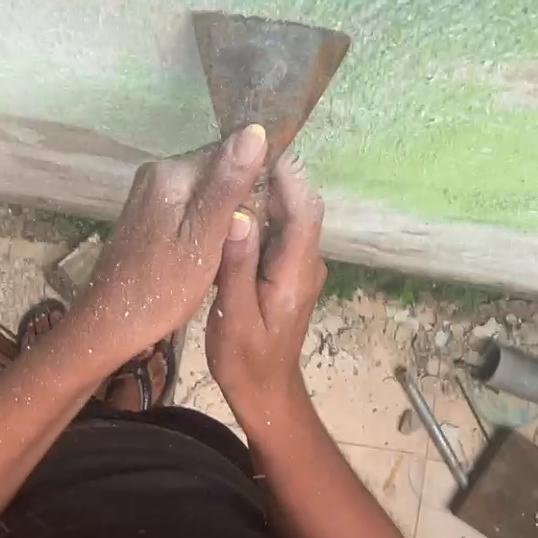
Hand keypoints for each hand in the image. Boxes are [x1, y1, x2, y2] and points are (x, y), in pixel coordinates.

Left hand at [72, 124, 268, 361]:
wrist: (111, 324)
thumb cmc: (161, 288)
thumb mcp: (204, 237)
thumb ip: (228, 184)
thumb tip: (255, 130)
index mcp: (171, 172)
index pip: (229, 153)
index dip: (255, 180)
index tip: (269, 213)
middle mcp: (157, 174)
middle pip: (216, 172)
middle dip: (239, 199)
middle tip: (252, 237)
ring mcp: (150, 195)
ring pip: (205, 193)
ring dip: (225, 215)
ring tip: (235, 246)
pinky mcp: (148, 216)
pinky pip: (189, 209)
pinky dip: (206, 226)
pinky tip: (213, 251)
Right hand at [206, 151, 326, 411]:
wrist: (265, 390)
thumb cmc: (246, 360)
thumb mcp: (233, 317)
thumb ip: (237, 267)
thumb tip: (238, 215)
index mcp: (296, 272)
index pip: (304, 210)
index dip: (287, 176)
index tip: (260, 146)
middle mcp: (306, 263)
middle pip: (299, 207)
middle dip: (274, 176)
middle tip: (235, 152)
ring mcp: (299, 266)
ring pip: (289, 216)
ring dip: (266, 192)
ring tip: (231, 170)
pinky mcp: (287, 270)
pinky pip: (279, 231)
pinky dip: (260, 213)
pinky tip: (232, 206)